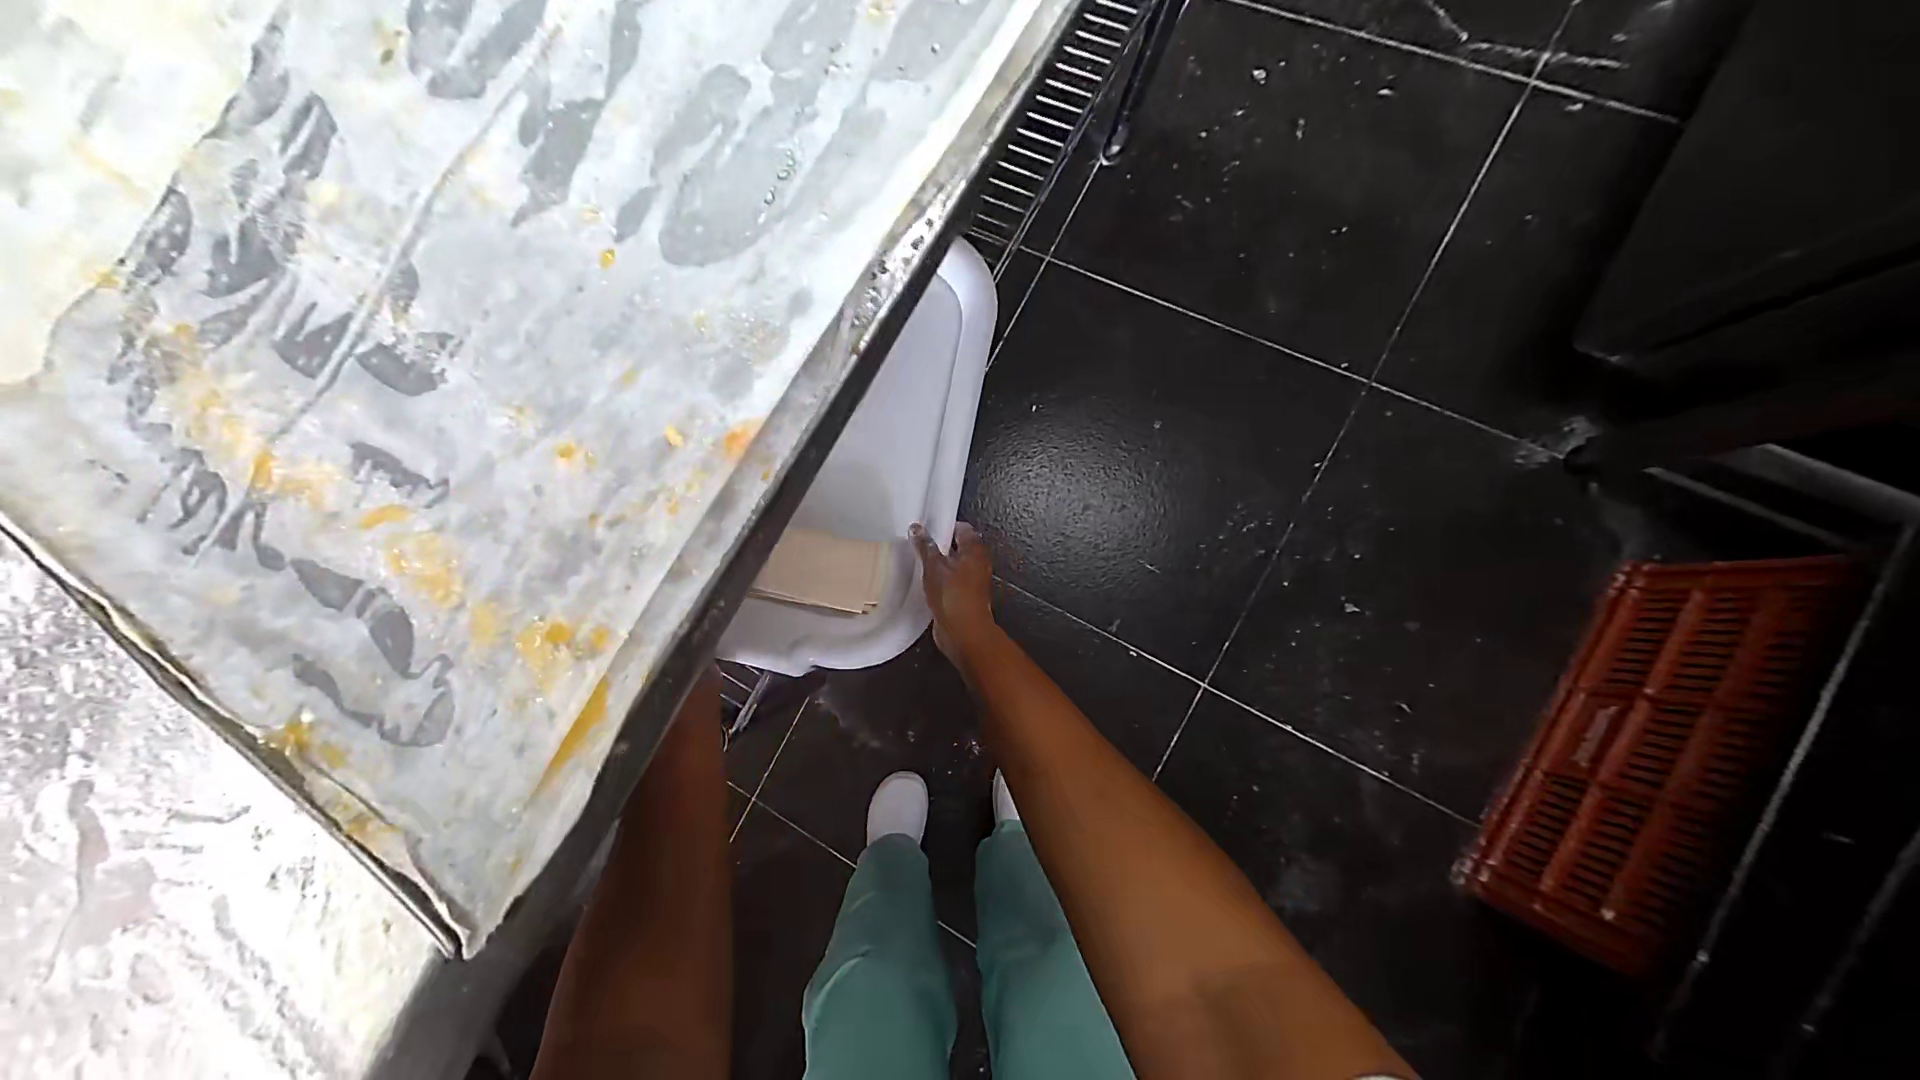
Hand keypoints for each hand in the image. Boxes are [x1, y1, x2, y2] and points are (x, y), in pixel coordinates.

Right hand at [910, 521, 995, 664]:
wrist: (963, 632)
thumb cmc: (953, 597)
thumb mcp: (933, 567)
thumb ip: (925, 546)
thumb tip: (917, 529)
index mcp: (975, 551)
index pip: (962, 528)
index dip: (944, 526)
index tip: (927, 527)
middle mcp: (977, 564)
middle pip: (957, 547)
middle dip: (939, 545)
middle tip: (919, 543)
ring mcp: (972, 582)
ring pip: (953, 565)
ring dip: (937, 564)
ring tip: (918, 561)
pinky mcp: (963, 597)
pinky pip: (950, 581)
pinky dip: (938, 579)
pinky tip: (924, 582)